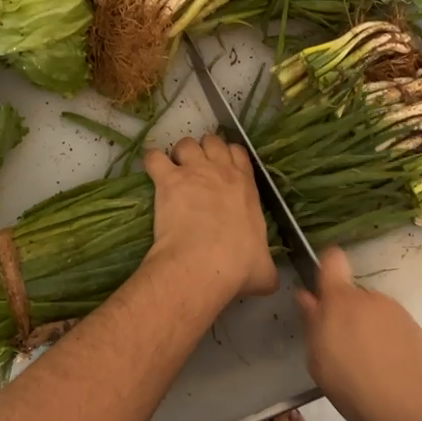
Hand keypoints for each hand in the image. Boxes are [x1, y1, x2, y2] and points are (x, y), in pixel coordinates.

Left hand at [143, 135, 278, 303]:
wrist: (205, 264)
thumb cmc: (237, 266)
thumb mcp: (264, 269)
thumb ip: (267, 267)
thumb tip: (270, 279)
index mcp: (246, 186)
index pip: (239, 153)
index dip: (228, 156)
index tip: (221, 169)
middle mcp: (221, 171)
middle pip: (212, 141)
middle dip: (204, 150)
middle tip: (197, 169)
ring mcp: (194, 172)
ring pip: (185, 144)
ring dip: (179, 154)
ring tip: (174, 169)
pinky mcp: (168, 180)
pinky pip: (154, 158)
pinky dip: (152, 161)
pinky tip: (151, 171)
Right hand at [296, 248, 421, 420]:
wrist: (416, 406)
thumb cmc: (354, 384)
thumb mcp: (319, 360)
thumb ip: (314, 324)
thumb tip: (308, 298)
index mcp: (339, 299)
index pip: (332, 261)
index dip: (327, 269)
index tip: (323, 293)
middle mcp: (369, 297)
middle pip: (353, 296)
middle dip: (347, 314)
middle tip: (343, 349)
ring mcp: (396, 312)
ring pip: (374, 313)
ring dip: (369, 330)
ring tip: (369, 368)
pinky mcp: (417, 329)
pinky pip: (393, 329)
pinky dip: (389, 343)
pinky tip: (389, 373)